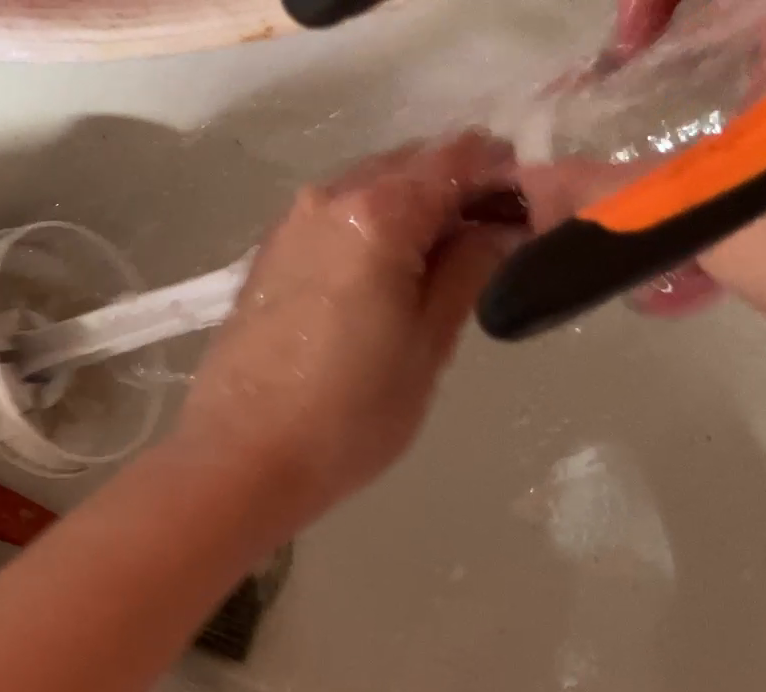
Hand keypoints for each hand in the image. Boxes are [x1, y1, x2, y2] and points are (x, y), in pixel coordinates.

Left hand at [168, 135, 522, 529]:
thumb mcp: (427, 350)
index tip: (527, 221)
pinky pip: (329, 227)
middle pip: (409, 166)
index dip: (507, 178)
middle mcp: (325, 201)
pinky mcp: (261, 264)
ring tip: (426, 278)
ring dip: (406, 217)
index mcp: (378, 212)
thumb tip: (496, 227)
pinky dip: (362, 238)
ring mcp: (286, 230)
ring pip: (365, 194)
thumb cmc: (345, 419)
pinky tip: (372, 288)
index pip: (463, 155)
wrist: (237, 461)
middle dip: (455, 195)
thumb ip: (467, 272)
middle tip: (480, 254)